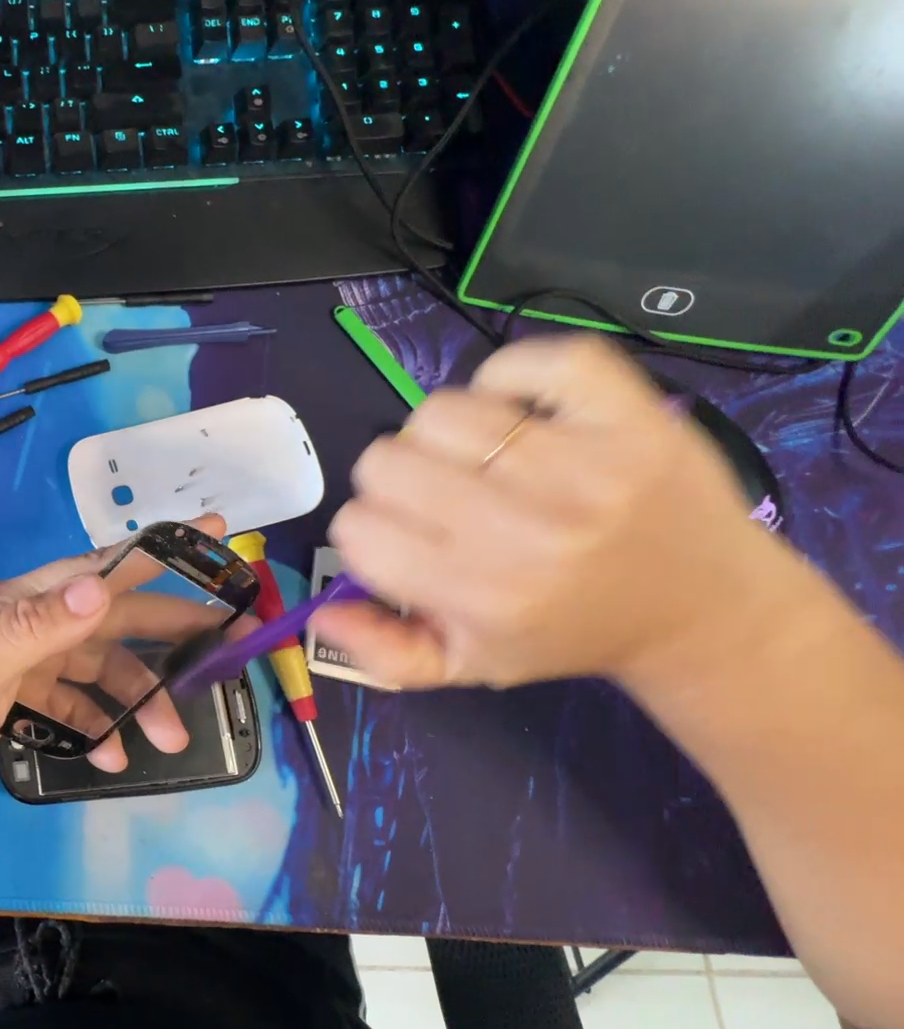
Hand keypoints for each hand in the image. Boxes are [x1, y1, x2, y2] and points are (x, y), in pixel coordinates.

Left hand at [0, 516, 230, 808]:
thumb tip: (102, 585)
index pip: (99, 567)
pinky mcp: (16, 698)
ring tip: (169, 738)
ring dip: (135, 698)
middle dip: (170, 631)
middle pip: (113, 619)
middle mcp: (27, 623)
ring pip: (98, 668)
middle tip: (230, 644)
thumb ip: (38, 625)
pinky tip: (110, 756)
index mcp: (19, 601)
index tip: (214, 531)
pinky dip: (96, 725)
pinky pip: (72, 704)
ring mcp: (23, 661)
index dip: (158, 550)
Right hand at [312, 335, 800, 690]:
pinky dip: (510, 376)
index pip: (358, 527)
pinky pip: (538, 363)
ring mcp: (584, 467)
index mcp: (481, 593)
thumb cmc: (565, 634)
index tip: (402, 539)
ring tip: (473, 457)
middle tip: (436, 497)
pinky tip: (517, 411)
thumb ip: (382, 652)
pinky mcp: (631, 418)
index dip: (366, 529)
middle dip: (394, 479)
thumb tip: (320, 611)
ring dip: (439, 432)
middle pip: (385, 461)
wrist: (707, 612)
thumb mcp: (468, 665)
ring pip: (439, 411)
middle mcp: (526, 531)